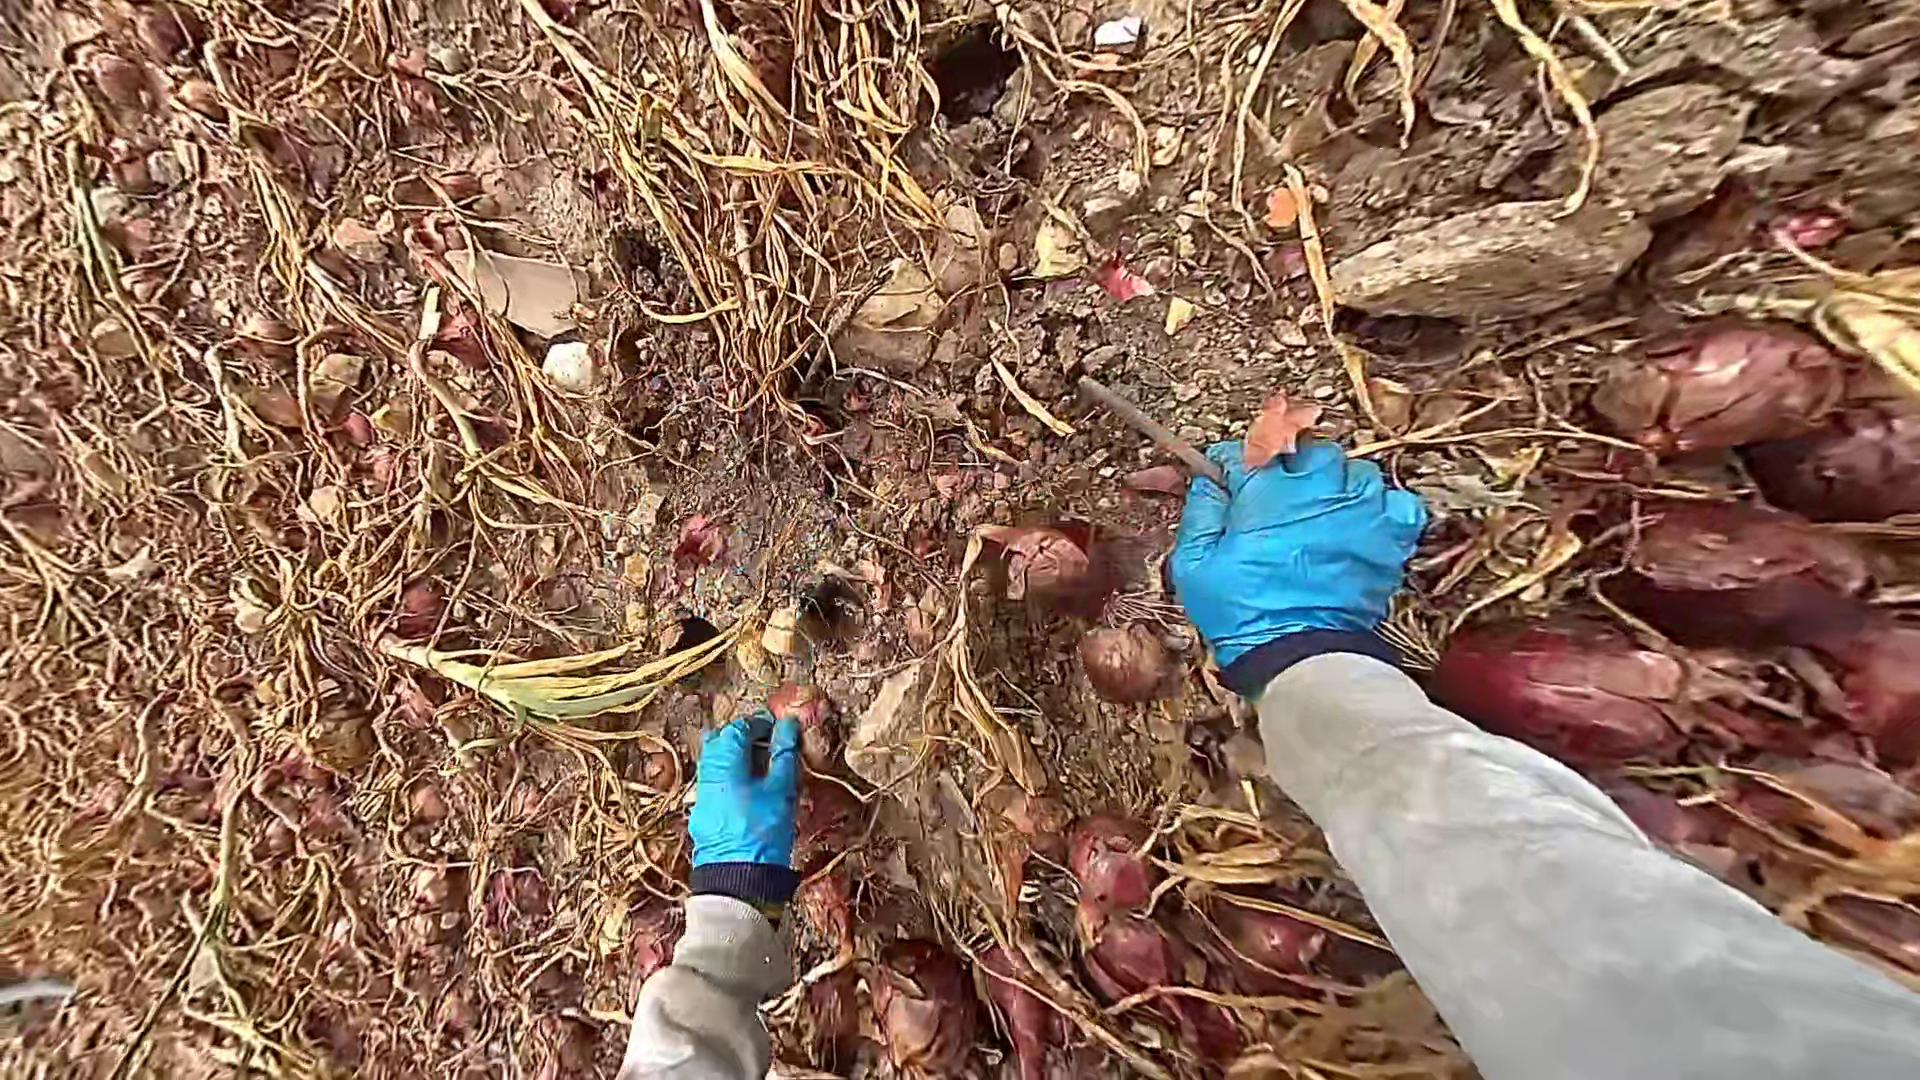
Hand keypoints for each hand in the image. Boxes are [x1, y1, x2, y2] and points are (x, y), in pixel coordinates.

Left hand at [689, 710, 802, 902]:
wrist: (738, 885)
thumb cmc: (763, 832)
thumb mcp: (782, 789)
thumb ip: (784, 753)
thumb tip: (788, 724)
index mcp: (724, 765)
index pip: (737, 728)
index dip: (759, 723)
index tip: (779, 729)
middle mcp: (706, 775)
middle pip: (720, 740)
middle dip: (745, 736)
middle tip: (770, 743)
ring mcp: (701, 795)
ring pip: (715, 760)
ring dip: (737, 755)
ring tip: (763, 765)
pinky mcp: (703, 812)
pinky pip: (715, 779)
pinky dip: (731, 773)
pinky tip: (750, 787)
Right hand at [1171, 439, 1425, 672]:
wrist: (1297, 654)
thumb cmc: (1240, 609)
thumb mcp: (1195, 563)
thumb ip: (1200, 513)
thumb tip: (1208, 481)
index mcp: (1264, 491)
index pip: (1243, 451)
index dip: (1228, 463)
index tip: (1222, 478)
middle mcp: (1316, 489)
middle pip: (1302, 449)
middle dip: (1282, 463)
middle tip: (1268, 492)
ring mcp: (1360, 509)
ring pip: (1350, 468)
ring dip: (1329, 481)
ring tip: (1312, 506)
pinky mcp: (1390, 536)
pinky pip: (1395, 500)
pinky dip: (1377, 505)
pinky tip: (1355, 520)